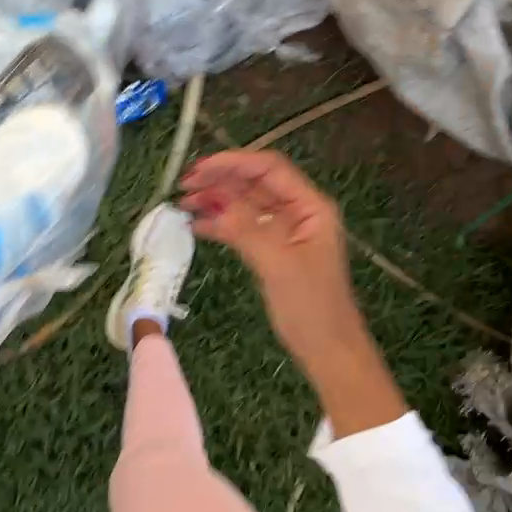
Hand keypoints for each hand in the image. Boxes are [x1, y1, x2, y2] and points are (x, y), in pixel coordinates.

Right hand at [179, 150, 362, 367]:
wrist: (328, 349)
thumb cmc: (312, 307)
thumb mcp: (278, 264)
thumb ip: (247, 228)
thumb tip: (214, 204)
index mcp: (309, 207)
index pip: (268, 169)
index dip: (233, 163)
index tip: (199, 168)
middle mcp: (297, 212)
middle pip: (253, 184)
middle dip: (219, 180)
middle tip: (184, 186)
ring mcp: (283, 232)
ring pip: (244, 204)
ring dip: (215, 200)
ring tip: (184, 203)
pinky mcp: (271, 251)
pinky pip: (242, 227)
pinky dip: (219, 223)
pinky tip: (196, 225)